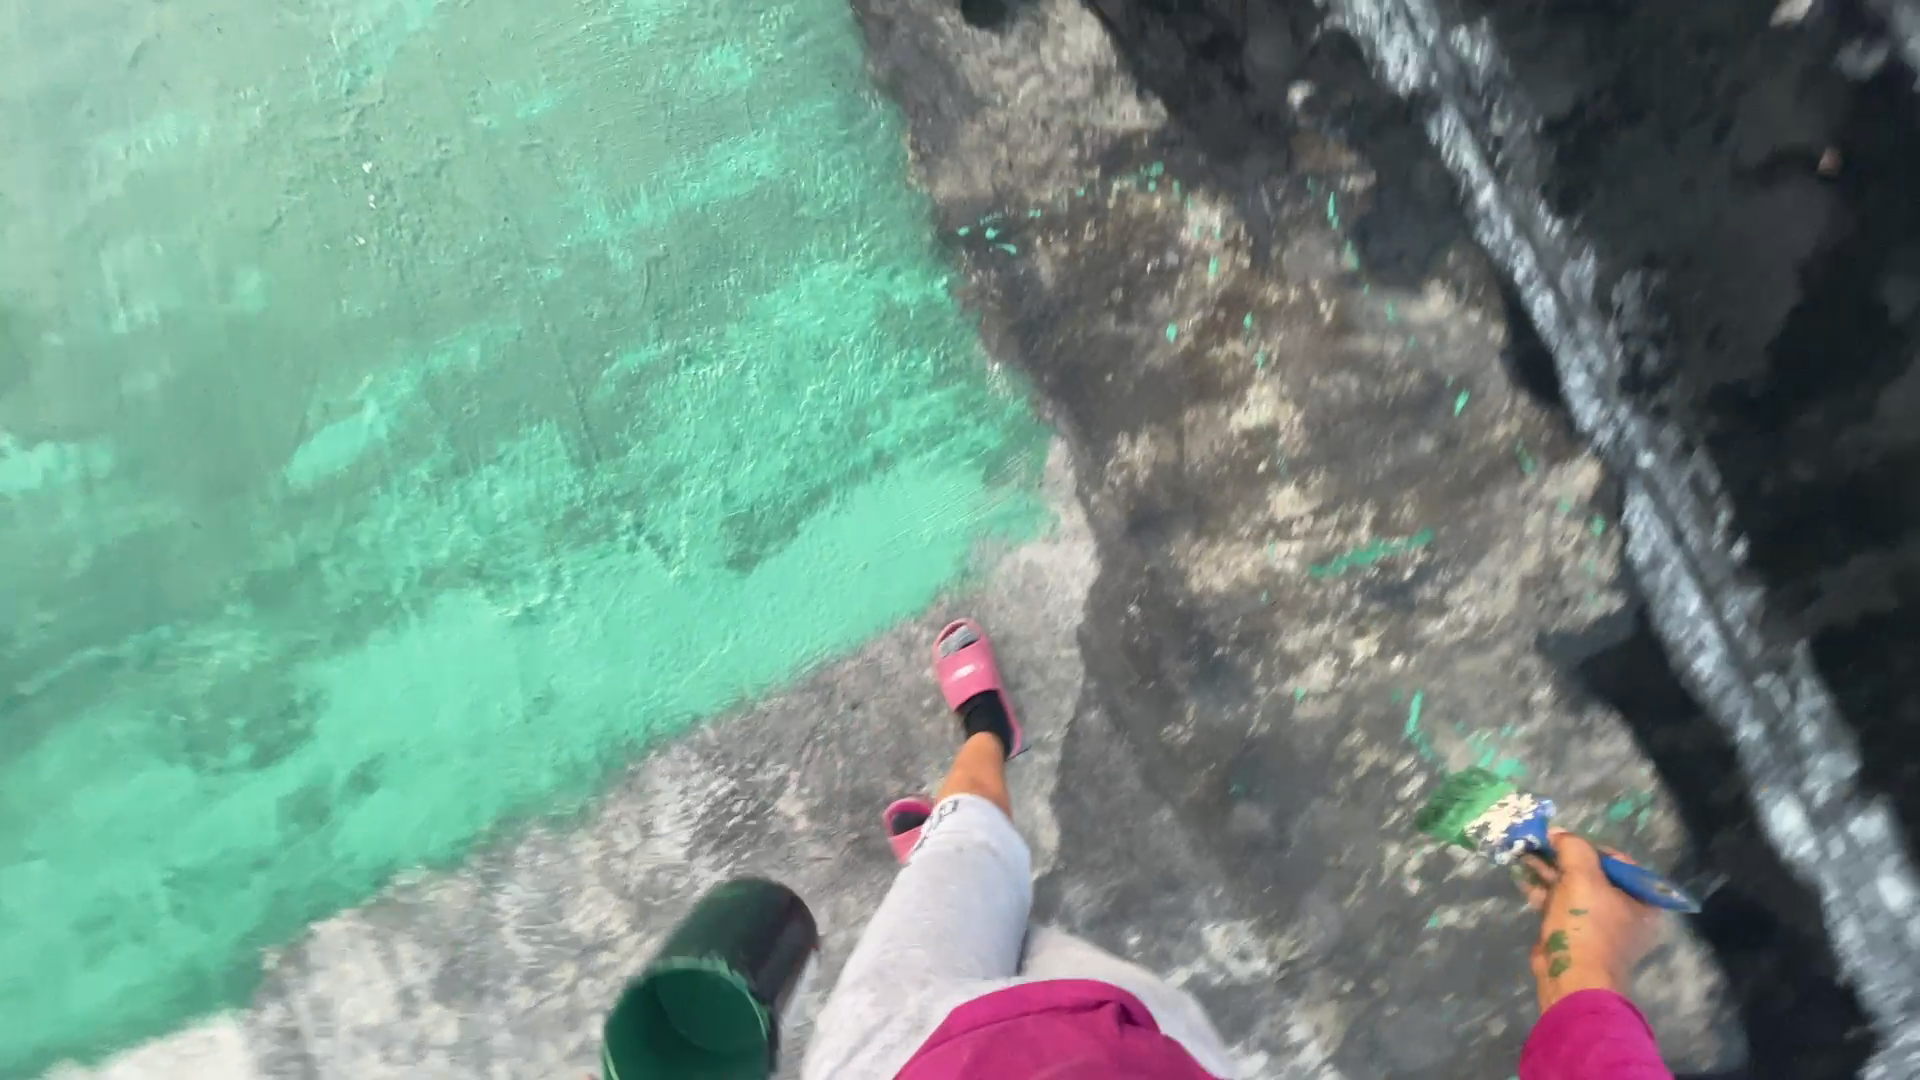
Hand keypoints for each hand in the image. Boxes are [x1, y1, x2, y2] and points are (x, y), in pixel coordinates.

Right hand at [1520, 829, 1662, 1012]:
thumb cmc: (1587, 924)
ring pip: (1572, 886)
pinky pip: (1560, 902)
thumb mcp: (1581, 877)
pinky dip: (1542, 888)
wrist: (1572, 974)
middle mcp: (1625, 912)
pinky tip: (1522, 875)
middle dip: (1561, 856)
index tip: (1562, 839)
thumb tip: (1557, 832)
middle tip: (1536, 842)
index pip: (1619, 862)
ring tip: (1522, 853)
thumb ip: (1573, 847)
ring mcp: (1599, 923)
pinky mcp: (1575, 931)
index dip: (1589, 846)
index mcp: (1642, 902)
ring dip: (1547, 869)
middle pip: (1592, 873)